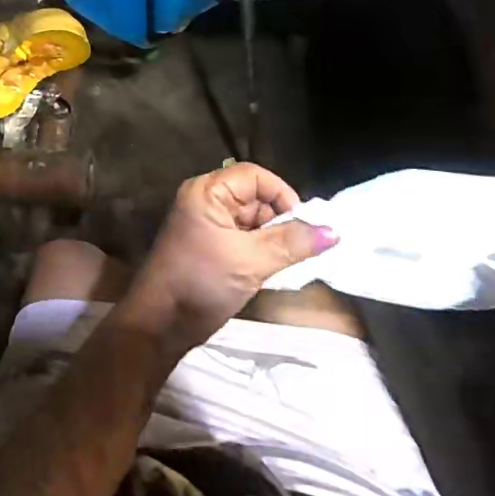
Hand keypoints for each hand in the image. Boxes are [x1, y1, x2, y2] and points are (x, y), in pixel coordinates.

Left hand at [119, 163, 335, 352]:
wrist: (162, 320)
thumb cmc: (201, 282)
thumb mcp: (251, 261)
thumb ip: (292, 242)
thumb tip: (333, 230)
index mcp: (206, 191)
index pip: (253, 175)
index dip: (281, 194)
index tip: (301, 225)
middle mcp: (204, 199)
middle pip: (254, 195)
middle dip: (279, 218)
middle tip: (294, 249)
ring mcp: (206, 222)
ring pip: (252, 218)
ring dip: (272, 237)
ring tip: (282, 261)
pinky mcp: (211, 244)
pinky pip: (244, 236)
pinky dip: (261, 248)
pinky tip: (271, 268)